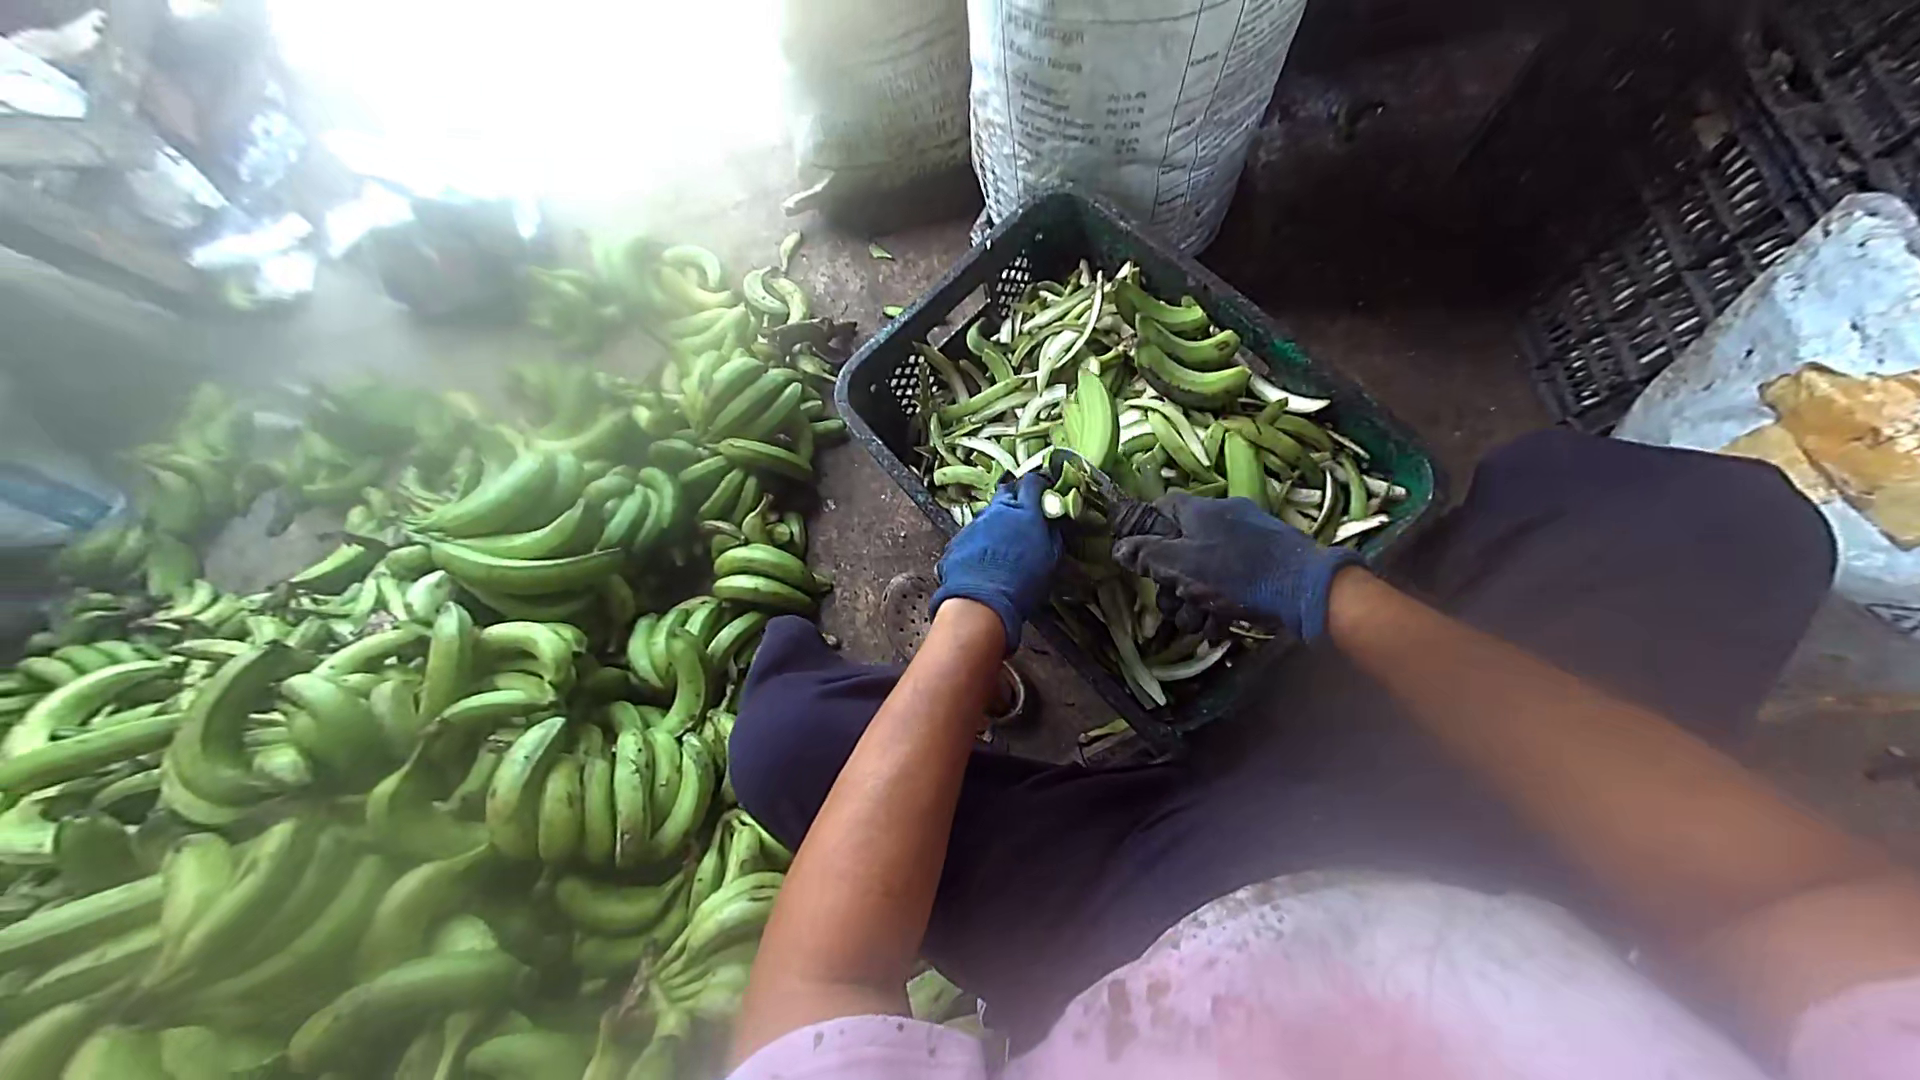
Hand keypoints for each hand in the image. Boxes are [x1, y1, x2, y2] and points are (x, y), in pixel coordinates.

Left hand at [931, 472, 1060, 651]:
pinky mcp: (956, 539)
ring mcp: (974, 523)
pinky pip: (972, 533)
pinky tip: (983, 560)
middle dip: (1016, 498)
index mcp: (1025, 511)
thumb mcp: (1050, 559)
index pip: (1033, 482)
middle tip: (1023, 515)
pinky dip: (979, 540)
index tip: (1044, 492)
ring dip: (997, 522)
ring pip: (988, 513)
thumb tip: (1053, 520)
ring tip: (1002, 544)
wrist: (980, 603)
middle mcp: (997, 510)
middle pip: (1007, 492)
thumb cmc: (1023, 584)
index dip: (1039, 484)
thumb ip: (1052, 534)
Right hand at [1111, 492, 1361, 642]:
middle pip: (1180, 546)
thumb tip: (1118, 549)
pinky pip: (1229, 581)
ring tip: (1198, 624)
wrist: (1308, 591)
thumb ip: (1146, 555)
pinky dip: (1219, 603)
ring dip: (1193, 601)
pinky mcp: (1265, 565)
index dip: (1145, 531)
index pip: (1161, 507)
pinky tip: (1218, 625)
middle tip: (1173, 606)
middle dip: (1170, 583)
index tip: (1140, 560)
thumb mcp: (1181, 564)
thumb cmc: (1237, 573)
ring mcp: (1247, 542)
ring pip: (1203, 569)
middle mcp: (1222, 520)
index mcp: (1200, 511)